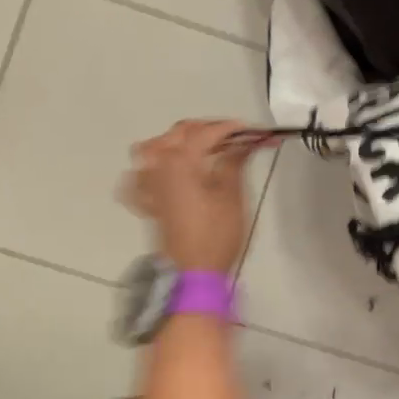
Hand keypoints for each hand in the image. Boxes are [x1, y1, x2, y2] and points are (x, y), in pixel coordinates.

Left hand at [124, 120, 265, 273]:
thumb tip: (244, 143)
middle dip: (210, 130)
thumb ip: (234, 162)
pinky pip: (141, 173)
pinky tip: (166, 171)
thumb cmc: (217, 233)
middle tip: (238, 138)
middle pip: (181, 132)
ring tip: (203, 148)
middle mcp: (157, 163)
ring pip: (156, 145)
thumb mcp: (232, 195)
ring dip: (180, 141)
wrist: (192, 269)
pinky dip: (154, 166)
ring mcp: (146, 180)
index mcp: (180, 160)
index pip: (208, 132)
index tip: (257, 131)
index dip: (233, 129)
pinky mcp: (145, 197)